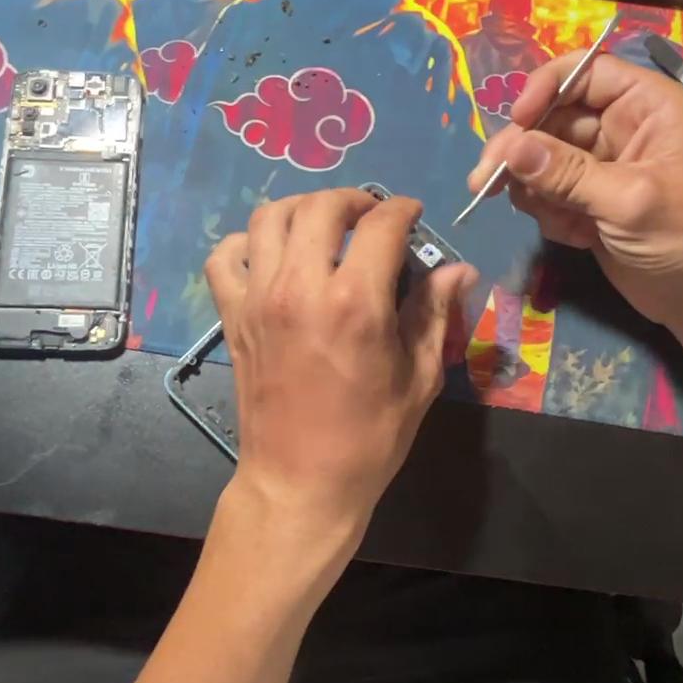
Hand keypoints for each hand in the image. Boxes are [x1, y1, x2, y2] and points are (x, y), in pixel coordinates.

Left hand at [204, 189, 476, 573]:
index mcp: (356, 302)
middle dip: (353, 200)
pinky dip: (246, 242)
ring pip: (269, 217)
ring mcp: (258, 299)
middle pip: (320, 207)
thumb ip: (434, 313)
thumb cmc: (369, 438)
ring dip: (301, 209)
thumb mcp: (419, 378)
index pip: (380, 224)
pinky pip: (224, 257)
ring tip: (323, 225)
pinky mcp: (232, 317)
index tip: (411, 213)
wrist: (300, 482)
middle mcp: (301, 287)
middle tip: (371, 216)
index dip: (402, 208)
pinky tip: (271, 255)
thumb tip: (459, 269)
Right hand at [467, 51, 682, 335]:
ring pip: (539, 158)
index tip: (516, 120)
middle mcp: (620, 128)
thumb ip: (567, 174)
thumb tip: (510, 149)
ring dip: (533, 189)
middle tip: (484, 181)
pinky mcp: (585, 201)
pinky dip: (549, 214)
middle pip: (550, 118)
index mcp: (646, 107)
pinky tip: (576, 237)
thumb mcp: (629, 201)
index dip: (546, 88)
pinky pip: (545, 193)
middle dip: (520, 150)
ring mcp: (599, 166)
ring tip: (554, 221)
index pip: (585, 73)